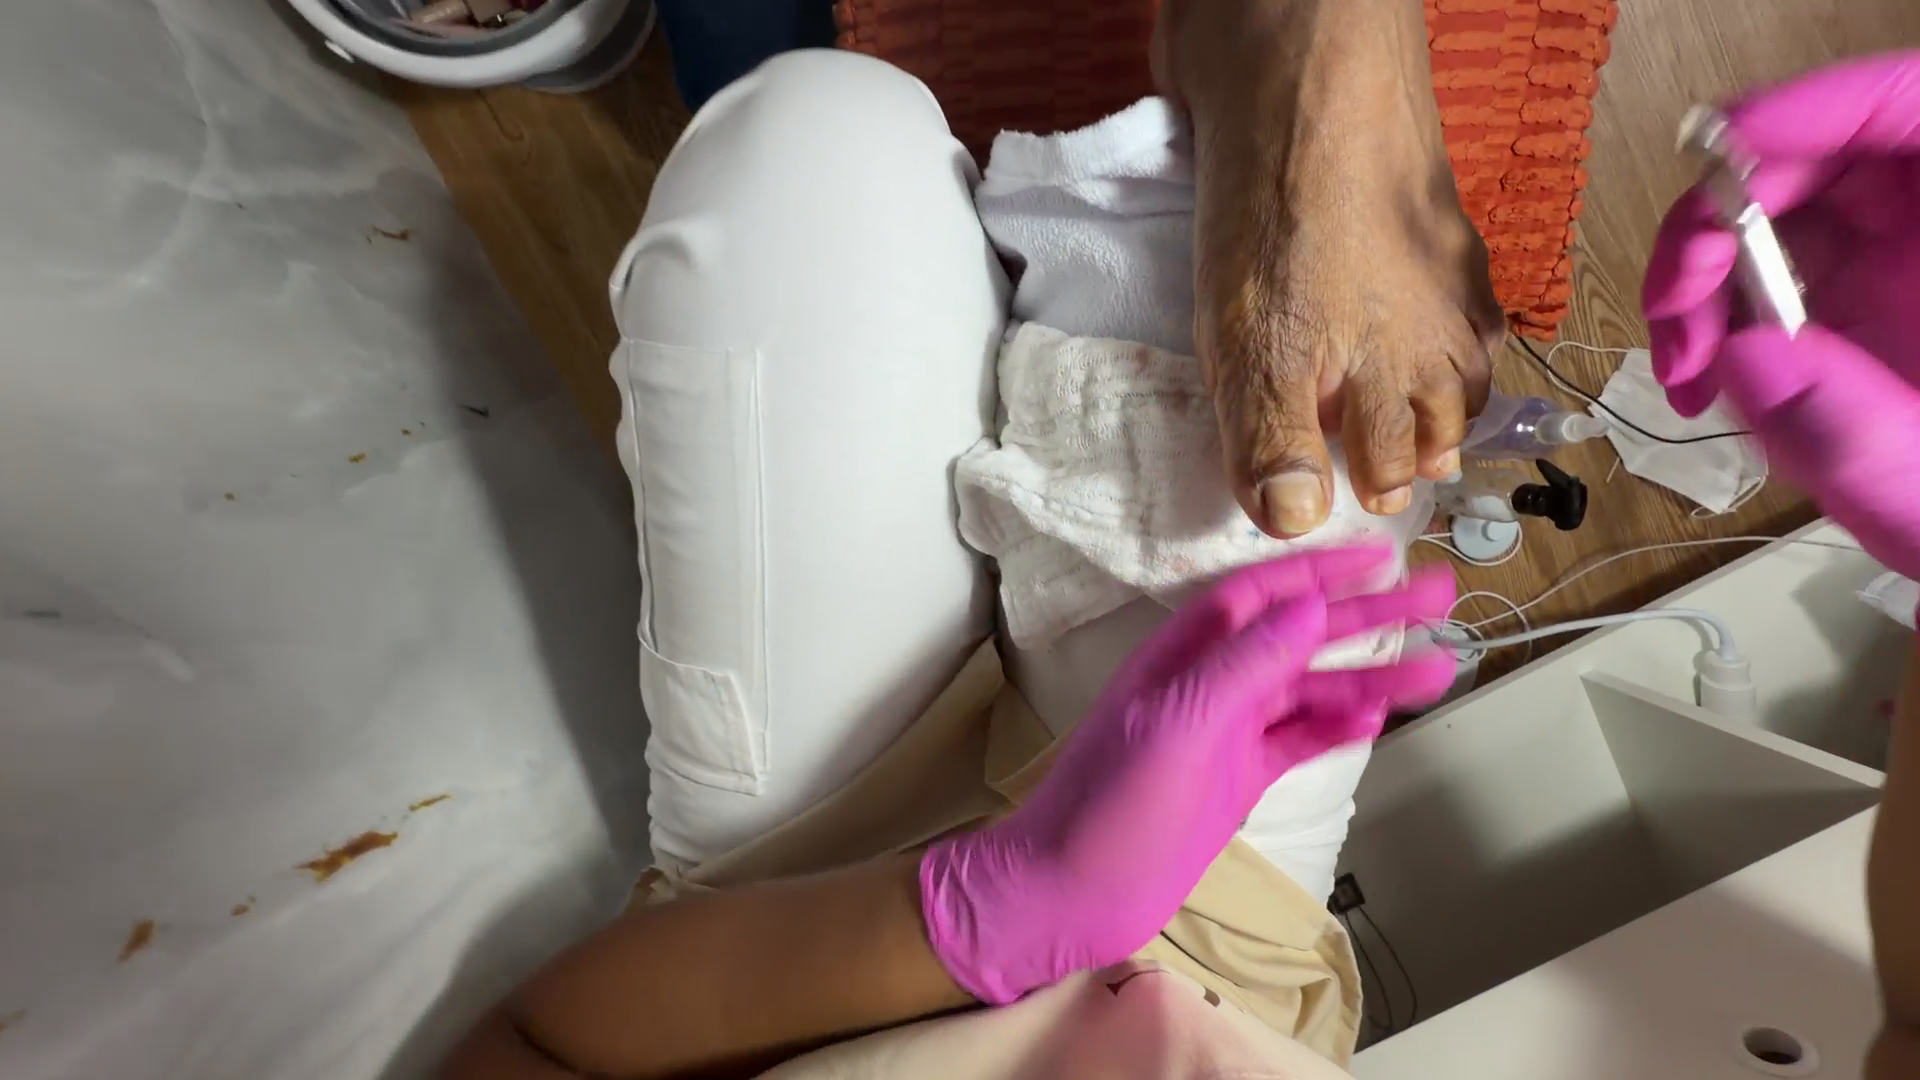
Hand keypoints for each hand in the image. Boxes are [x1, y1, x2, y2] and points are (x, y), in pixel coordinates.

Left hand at [919, 546, 1455, 1002]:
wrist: (1073, 890)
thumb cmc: (1112, 802)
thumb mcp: (1177, 724)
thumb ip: (1241, 665)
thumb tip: (1308, 606)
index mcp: (1182, 656)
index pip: (1257, 595)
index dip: (1316, 570)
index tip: (1378, 552)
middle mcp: (1207, 683)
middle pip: (1295, 637)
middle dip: (1362, 615)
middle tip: (1437, 596)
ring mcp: (1225, 732)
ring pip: (1307, 691)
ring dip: (1368, 676)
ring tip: (1439, 664)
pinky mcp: (1238, 776)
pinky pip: (1297, 740)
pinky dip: (1337, 727)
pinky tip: (1380, 714)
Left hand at [1154, 0, 1502, 536]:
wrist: (1307, 73)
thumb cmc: (1276, 222)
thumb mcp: (1250, 347)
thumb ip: (1273, 434)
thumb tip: (1294, 525)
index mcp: (1396, 369)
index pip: (1395, 457)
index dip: (1373, 487)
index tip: (1358, 510)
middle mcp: (1436, 328)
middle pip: (1435, 414)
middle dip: (1410, 454)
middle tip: (1388, 479)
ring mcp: (1443, 268)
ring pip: (1452, 358)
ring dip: (1432, 400)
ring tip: (1411, 430)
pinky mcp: (1429, 217)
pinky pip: (1451, 295)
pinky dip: (1444, 331)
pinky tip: (1434, 334)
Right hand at [1642, 52, 1919, 577]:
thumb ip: (1845, 428)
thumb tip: (1740, 353)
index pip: (1905, 109)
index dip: (1802, 115)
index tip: (1709, 166)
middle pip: (1806, 170)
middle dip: (1709, 234)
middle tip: (1671, 314)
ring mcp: (1890, 266)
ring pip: (1761, 227)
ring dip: (1691, 292)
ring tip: (1681, 373)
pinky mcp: (1842, 302)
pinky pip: (1752, 281)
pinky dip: (1699, 325)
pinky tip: (1695, 380)